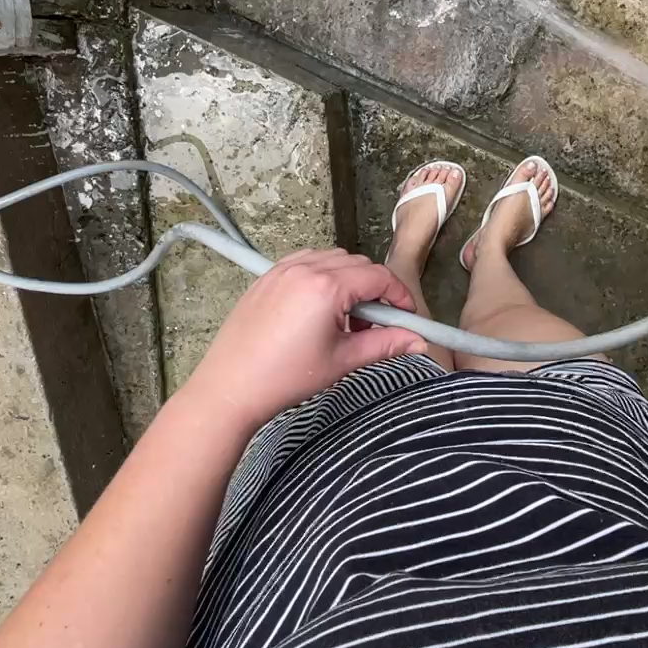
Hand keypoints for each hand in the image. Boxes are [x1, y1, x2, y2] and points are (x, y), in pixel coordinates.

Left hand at [185, 249, 424, 433]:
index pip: (379, 277)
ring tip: (345, 320)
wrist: (229, 388)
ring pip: (333, 259)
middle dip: (375, 289)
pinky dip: (323, 275)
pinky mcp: (267, 276)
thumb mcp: (343, 361)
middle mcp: (305, 268)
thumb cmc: (286, 377)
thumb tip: (419, 341)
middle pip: (358, 264)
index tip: (406, 317)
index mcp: (327, 286)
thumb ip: (385, 344)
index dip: (399, 296)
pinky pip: (307, 261)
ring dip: (349, 280)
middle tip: (375, 326)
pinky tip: (320, 307)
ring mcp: (283, 269)